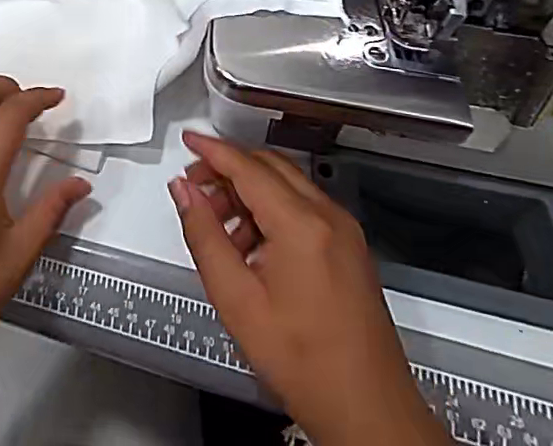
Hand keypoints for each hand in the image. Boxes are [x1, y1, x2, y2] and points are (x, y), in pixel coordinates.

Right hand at [170, 130, 448, 445]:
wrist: (368, 412)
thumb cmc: (308, 365)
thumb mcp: (236, 299)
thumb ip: (204, 235)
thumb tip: (184, 192)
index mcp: (302, 225)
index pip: (247, 167)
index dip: (212, 150)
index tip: (189, 139)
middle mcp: (329, 217)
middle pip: (269, 166)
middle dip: (228, 169)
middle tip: (195, 186)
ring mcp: (344, 230)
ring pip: (286, 184)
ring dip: (249, 191)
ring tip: (219, 226)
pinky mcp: (349, 246)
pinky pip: (303, 207)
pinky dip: (271, 209)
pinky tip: (250, 244)